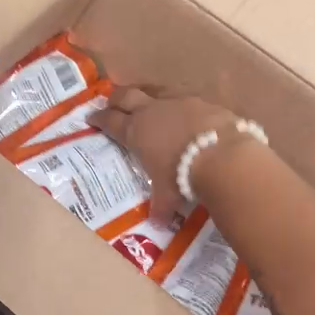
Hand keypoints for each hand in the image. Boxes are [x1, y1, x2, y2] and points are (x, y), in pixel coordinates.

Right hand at [89, 86, 241, 206]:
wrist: (223, 157)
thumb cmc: (183, 176)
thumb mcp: (168, 194)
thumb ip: (161, 206)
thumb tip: (158, 223)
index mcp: (135, 132)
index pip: (109, 121)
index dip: (98, 119)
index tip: (91, 118)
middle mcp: (152, 111)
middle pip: (125, 96)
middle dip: (116, 99)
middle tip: (112, 103)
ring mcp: (178, 102)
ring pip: (155, 91)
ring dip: (148, 96)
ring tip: (149, 103)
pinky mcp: (203, 101)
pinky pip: (186, 99)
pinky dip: (181, 106)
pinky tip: (187, 114)